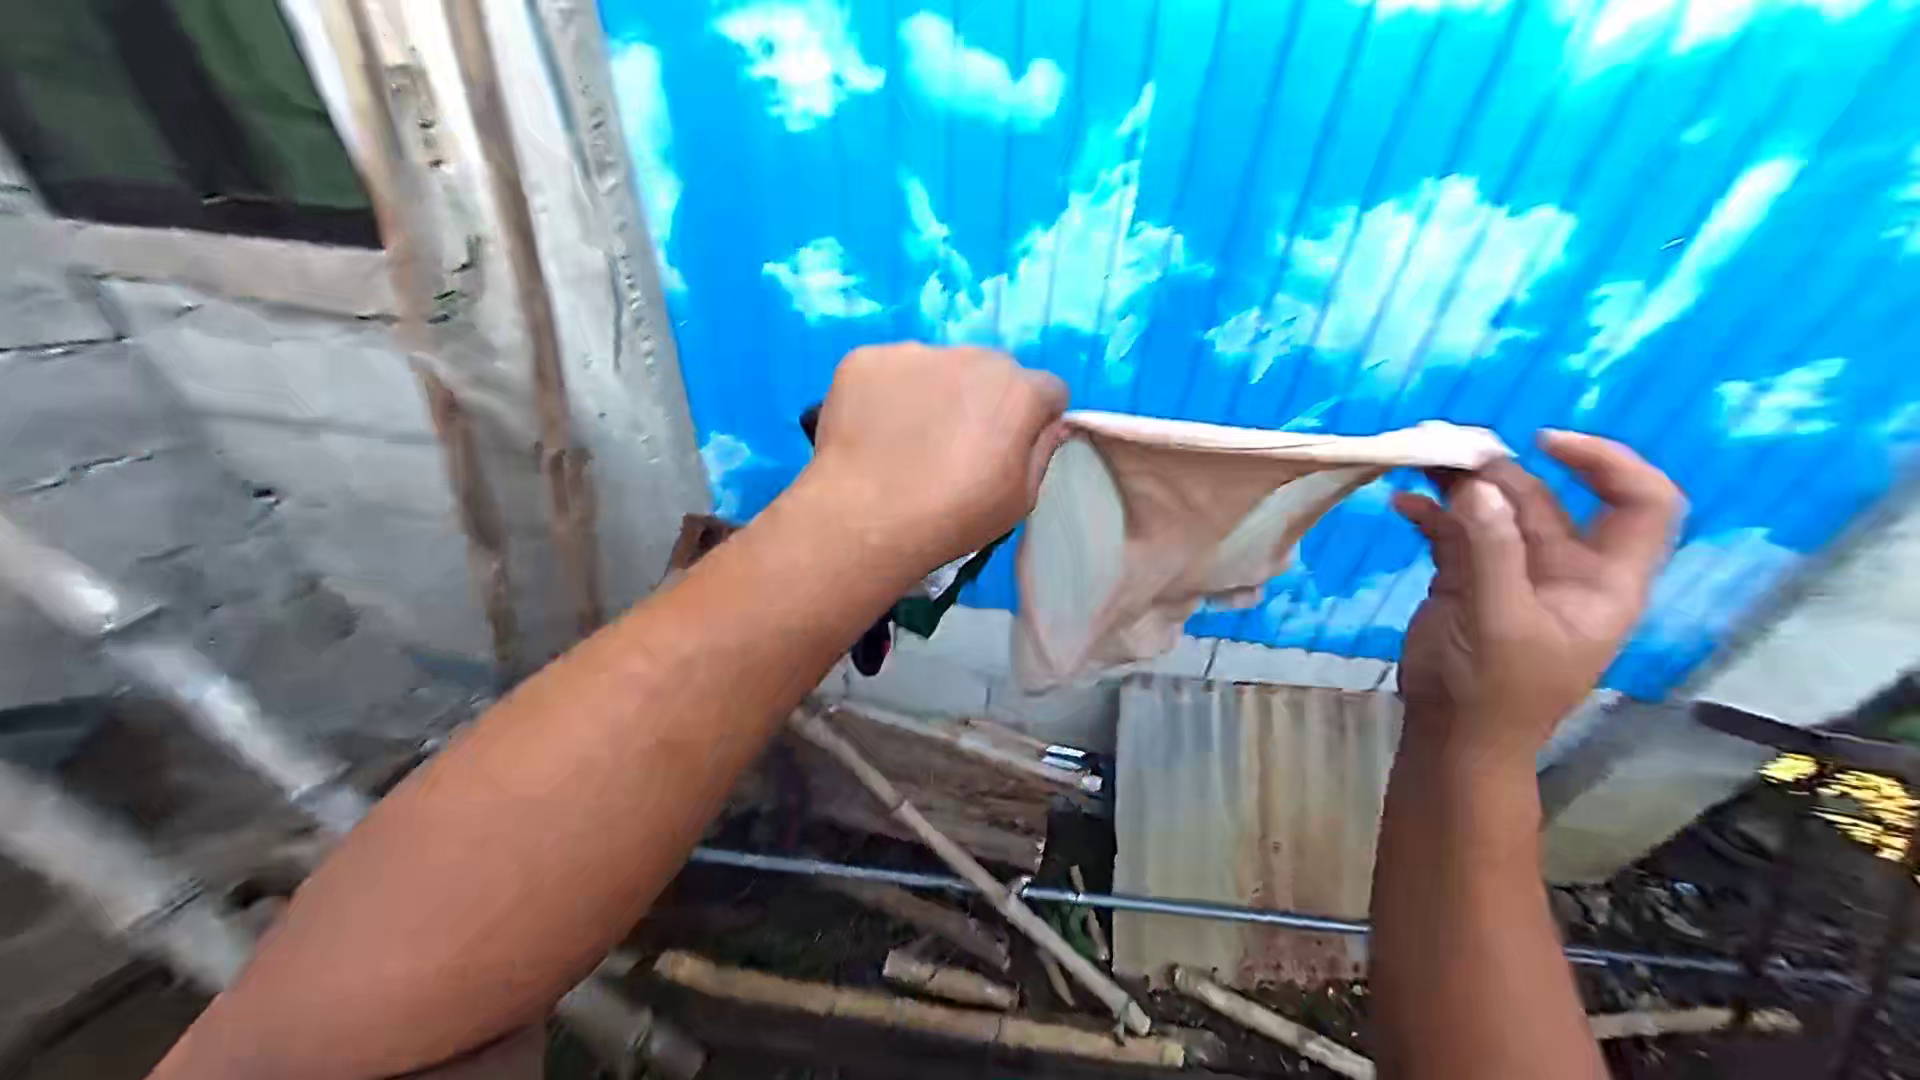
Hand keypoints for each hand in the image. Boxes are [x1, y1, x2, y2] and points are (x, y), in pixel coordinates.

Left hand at [795, 344, 1067, 572]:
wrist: (866, 518)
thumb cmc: (953, 516)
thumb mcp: (1019, 500)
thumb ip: (1041, 453)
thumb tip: (1048, 426)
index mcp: (1019, 390)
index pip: (1047, 390)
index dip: (1035, 420)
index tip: (1010, 450)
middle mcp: (972, 356)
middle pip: (992, 372)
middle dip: (985, 400)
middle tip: (956, 447)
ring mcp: (914, 352)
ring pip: (939, 367)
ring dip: (936, 392)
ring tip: (909, 441)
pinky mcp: (866, 359)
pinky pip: (890, 371)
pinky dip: (888, 394)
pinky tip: (876, 432)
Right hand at [1393, 431, 1683, 761]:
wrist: (1453, 732)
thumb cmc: (1496, 690)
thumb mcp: (1501, 622)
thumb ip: (1491, 553)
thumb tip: (1479, 487)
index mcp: (1600, 581)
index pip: (1639, 504)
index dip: (1607, 464)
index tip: (1545, 441)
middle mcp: (1559, 569)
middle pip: (1541, 501)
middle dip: (1497, 472)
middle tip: (1444, 449)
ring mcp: (1506, 573)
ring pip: (1490, 513)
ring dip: (1457, 487)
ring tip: (1417, 462)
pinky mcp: (1463, 580)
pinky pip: (1451, 534)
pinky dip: (1428, 516)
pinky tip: (1401, 504)